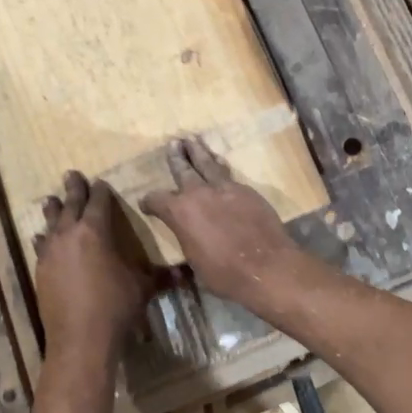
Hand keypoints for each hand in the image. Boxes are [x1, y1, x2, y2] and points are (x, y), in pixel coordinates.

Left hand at [33, 171, 150, 359]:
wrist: (81, 339)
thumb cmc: (115, 306)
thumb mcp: (143, 288)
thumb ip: (162, 276)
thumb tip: (187, 273)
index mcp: (96, 231)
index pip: (99, 202)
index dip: (102, 191)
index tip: (102, 183)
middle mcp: (70, 235)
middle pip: (71, 204)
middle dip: (74, 189)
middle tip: (72, 175)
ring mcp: (51, 253)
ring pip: (52, 222)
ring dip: (54, 209)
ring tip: (51, 199)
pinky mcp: (41, 271)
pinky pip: (41, 246)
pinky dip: (43, 238)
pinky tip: (40, 237)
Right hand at [140, 137, 302, 300]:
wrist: (266, 266)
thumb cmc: (224, 273)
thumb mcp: (195, 261)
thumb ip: (188, 239)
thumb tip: (188, 235)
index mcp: (180, 212)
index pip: (157, 199)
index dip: (149, 202)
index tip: (145, 203)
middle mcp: (199, 193)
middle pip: (183, 169)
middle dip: (176, 157)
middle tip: (173, 143)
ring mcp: (225, 188)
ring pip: (208, 163)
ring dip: (199, 151)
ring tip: (192, 140)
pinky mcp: (246, 191)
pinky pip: (228, 174)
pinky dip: (220, 168)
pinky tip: (219, 165)